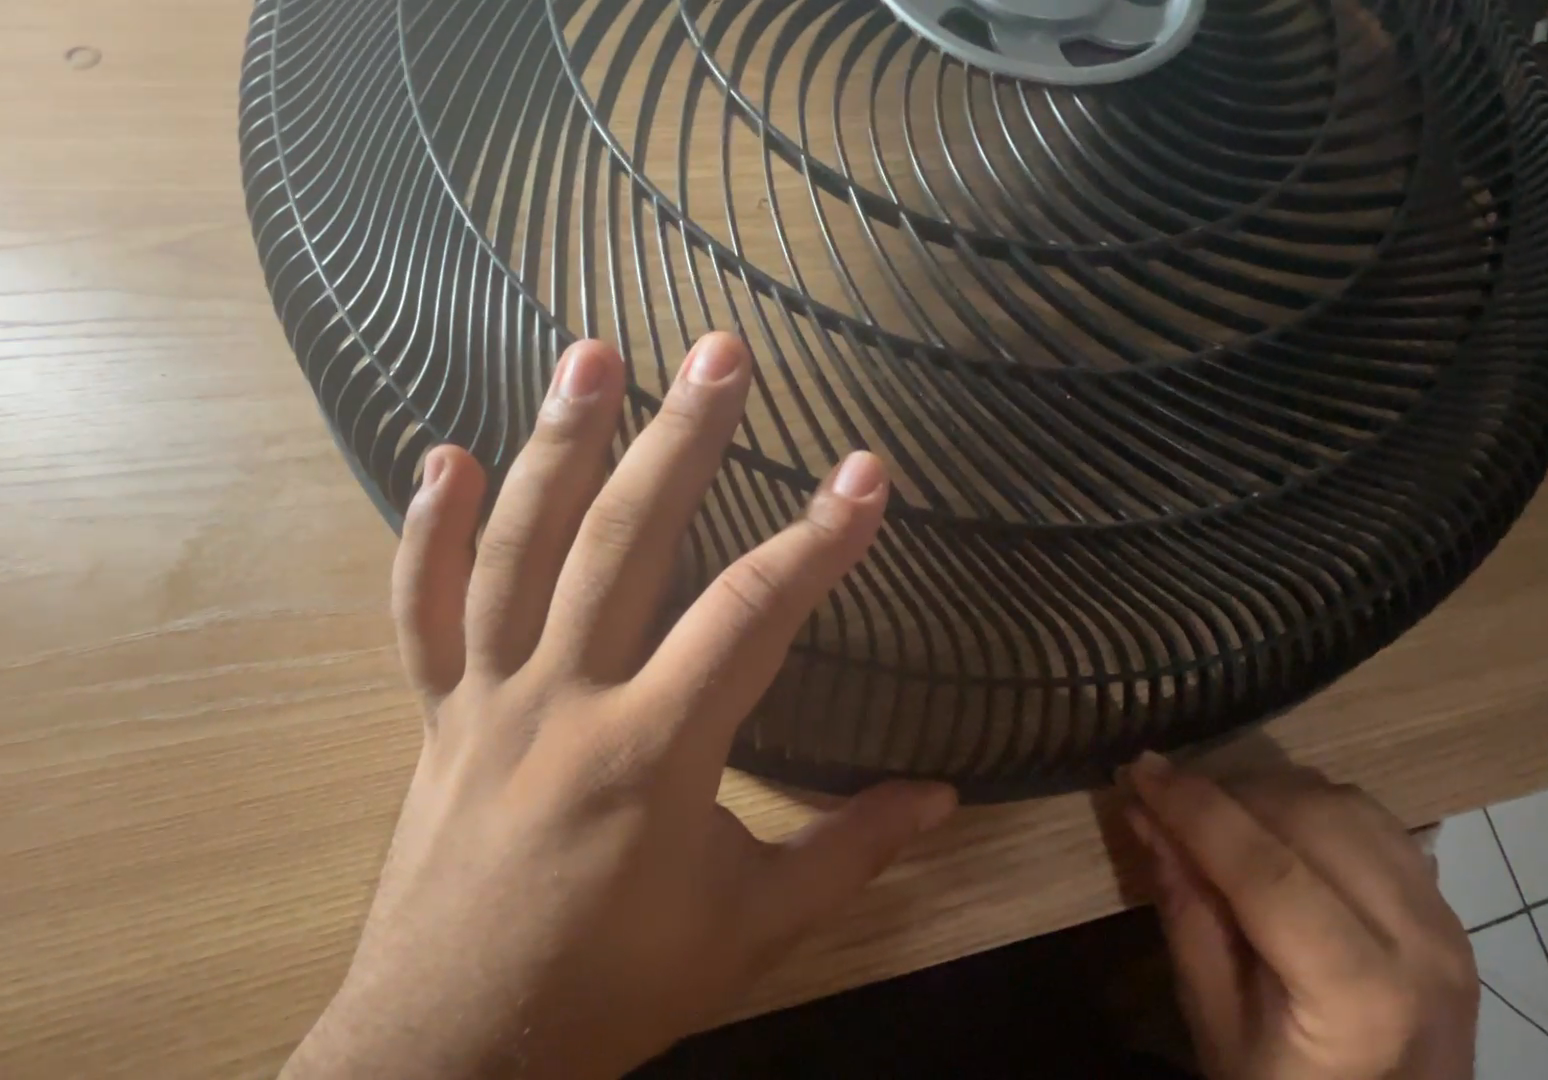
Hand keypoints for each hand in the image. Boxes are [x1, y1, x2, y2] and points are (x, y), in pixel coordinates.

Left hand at [284, 335, 958, 1079]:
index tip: (868, 474)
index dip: (819, 542)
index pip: (750, 618)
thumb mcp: (757, 926)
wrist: (448, 1063)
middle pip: (624, 545)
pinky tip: (441, 452)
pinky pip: (422, 611)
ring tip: (590, 356)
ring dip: (557, 445)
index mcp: (653, 755)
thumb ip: (854, 850)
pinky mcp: (439, 716)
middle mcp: (564, 704)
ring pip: (518, 552)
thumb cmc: (615, 987)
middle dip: (682, 441)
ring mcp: (488, 701)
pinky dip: (426, 531)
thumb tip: (944, 796)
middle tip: (719, 352)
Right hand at [1123, 754, 1476, 1079]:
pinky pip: (1372, 819)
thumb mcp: (1213, 1018)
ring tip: (1217, 812)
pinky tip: (1276, 826)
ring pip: (1343, 804)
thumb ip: (1184, 908)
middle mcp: (1418, 944)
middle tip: (1166, 796)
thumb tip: (1143, 811)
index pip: (1268, 872)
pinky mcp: (1446, 903)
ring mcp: (1443, 918)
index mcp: (1360, 997)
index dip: (1197, 810)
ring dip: (1268, 792)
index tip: (1140, 769)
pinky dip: (1313, 805)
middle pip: (1309, 821)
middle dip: (1226, 794)